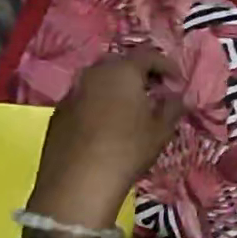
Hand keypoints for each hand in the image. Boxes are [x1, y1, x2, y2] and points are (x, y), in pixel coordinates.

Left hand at [27, 47, 182, 229]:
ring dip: (118, 88)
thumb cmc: (128, 149)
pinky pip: (85, 97)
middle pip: (121, 63)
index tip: (178, 82)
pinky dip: (100, 102)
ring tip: (132, 108)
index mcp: (122, 71)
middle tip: (156, 91)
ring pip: (100, 80)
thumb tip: (178, 96)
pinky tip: (108, 124)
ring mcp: (72, 91)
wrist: (78, 182)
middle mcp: (94, 73)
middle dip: (140, 74)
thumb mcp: (161, 129)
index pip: (149, 55)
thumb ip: (173, 107)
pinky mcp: (58, 111)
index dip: (167, 66)